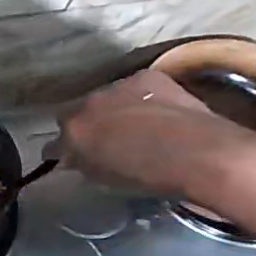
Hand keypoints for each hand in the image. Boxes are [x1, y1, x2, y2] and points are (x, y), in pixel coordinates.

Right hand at [48, 70, 255, 205]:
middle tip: (105, 142)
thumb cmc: (149, 178)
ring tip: (133, 127)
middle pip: (76, 111)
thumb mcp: (105, 179)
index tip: (74, 159)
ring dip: (113, 109)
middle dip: (86, 124)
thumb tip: (75, 157)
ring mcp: (119, 85)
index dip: (64, 150)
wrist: (200, 154)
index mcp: (74, 130)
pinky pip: (133, 89)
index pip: (55, 141)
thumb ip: (84, 163)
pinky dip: (139, 99)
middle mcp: (89, 101)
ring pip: (105, 97)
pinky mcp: (148, 76)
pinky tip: (156, 114)